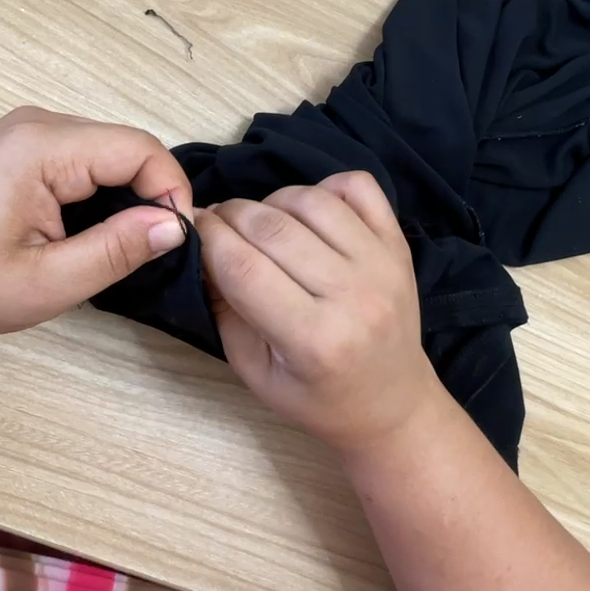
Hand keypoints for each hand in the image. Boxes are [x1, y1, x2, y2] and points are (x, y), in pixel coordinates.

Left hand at [0, 107, 192, 333]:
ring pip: (112, 153)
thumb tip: (175, 226)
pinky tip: (89, 230)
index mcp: (42, 148)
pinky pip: (88, 159)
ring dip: (128, 196)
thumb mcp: (45, 283)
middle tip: (149, 251)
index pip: (140, 150)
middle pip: (129, 147)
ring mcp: (32, 130)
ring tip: (117, 245)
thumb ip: (116, 251)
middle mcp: (41, 124)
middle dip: (151, 196)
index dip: (170, 192)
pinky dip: (103, 193)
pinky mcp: (27, 144)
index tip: (173, 241)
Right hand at [194, 172, 443, 455]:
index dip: (207, 236)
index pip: (243, 266)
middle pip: (273, 228)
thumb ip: (223, 307)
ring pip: (312, 200)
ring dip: (272, 200)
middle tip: (217, 224)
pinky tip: (309, 213)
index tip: (191, 227)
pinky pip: (358, 187)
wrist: (392, 403)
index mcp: (313, 340)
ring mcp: (382, 265)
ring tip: (261, 222)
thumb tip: (199, 246)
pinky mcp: (399, 245)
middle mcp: (353, 296)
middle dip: (231, 215)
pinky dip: (326, 187)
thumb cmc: (316, 397)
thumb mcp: (253, 370)